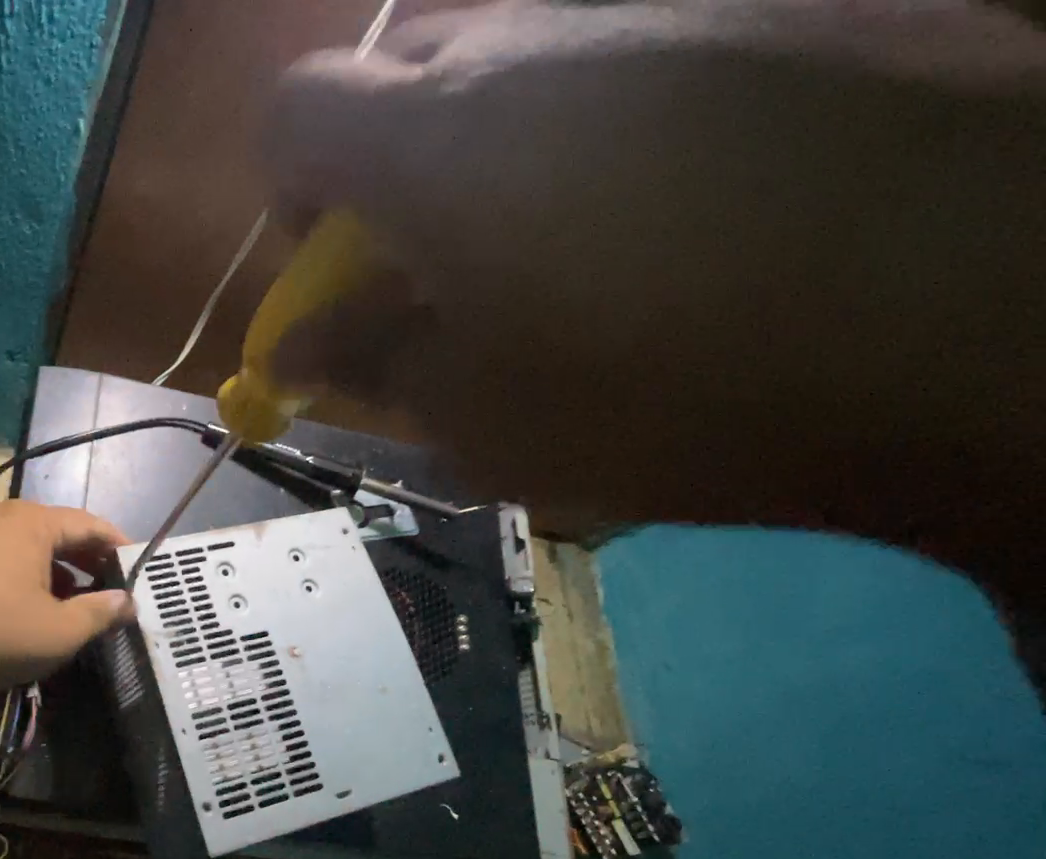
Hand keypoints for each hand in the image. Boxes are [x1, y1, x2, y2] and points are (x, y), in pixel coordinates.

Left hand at [0, 501, 136, 698]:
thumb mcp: (57, 632)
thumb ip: (98, 613)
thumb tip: (126, 602)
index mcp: (30, 523)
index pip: (88, 523)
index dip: (118, 544)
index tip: (138, 566)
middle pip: (53, 531)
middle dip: (84, 559)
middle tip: (108, 587)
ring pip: (20, 546)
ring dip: (50, 570)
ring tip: (68, 602)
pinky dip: (17, 575)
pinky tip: (20, 607)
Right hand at [264, 0, 1045, 545]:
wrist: (989, 320)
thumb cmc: (665, 391)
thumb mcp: (478, 415)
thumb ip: (366, 363)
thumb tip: (295, 345)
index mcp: (434, 143)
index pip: (295, 111)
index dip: (287, 188)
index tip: (334, 263)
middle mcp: (533, 43)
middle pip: (402, 71)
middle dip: (385, 164)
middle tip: (439, 260)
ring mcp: (662, 14)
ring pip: (520, 64)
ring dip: (498, 151)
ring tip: (567, 253)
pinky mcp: (776, 16)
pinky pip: (634, 57)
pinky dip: (606, 129)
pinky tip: (679, 215)